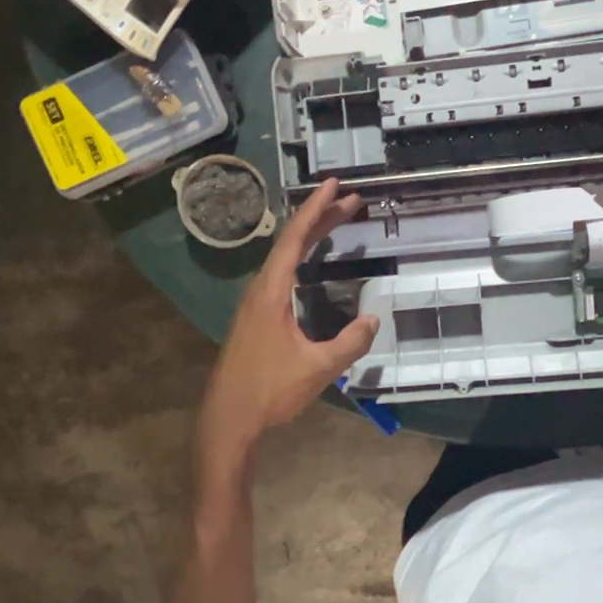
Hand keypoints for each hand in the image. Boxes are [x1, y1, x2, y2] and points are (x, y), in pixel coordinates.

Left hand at [196, 179, 379, 469]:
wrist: (228, 417)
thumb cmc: (269, 390)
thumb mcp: (318, 368)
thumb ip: (349, 343)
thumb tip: (374, 320)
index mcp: (271, 293)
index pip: (295, 240)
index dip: (315, 209)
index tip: (334, 185)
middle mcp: (260, 290)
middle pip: (291, 243)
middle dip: (320, 219)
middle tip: (350, 200)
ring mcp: (255, 304)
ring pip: (285, 258)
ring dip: (310, 238)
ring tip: (337, 222)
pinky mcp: (256, 318)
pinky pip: (281, 274)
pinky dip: (301, 259)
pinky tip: (311, 267)